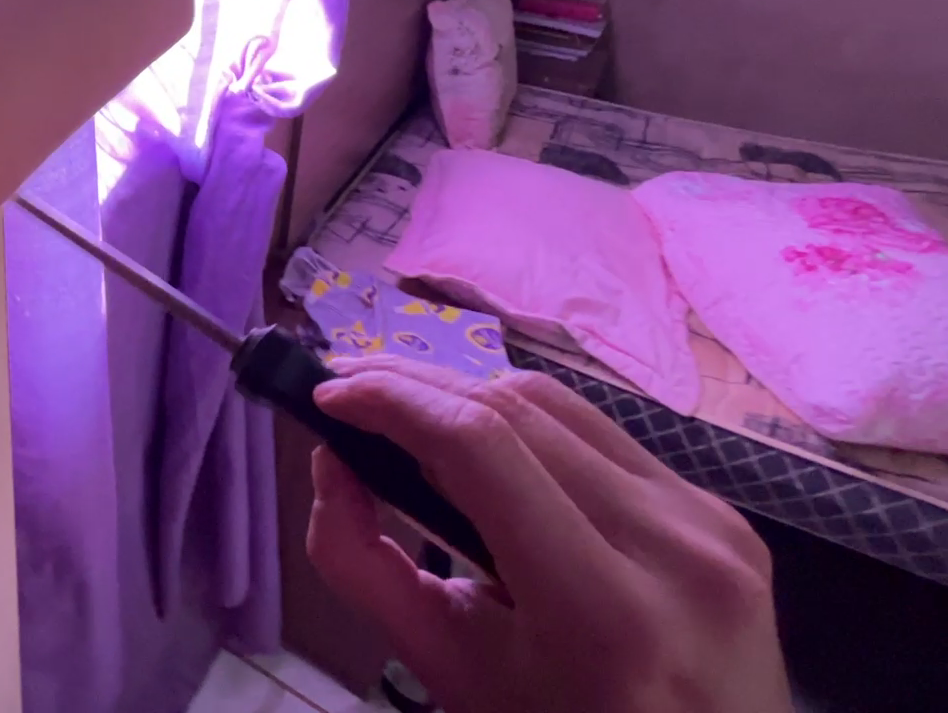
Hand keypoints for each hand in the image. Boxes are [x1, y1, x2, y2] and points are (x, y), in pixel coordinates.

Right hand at [306, 356, 791, 712]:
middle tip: (342, 386)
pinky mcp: (715, 507)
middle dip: (407, 381)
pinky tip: (474, 442)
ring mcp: (709, 521)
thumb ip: (357, 561)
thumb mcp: (438, 660)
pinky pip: (585, 426)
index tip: (326, 395)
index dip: (391, 399)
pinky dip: (509, 418)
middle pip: (509, 407)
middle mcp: (674, 547)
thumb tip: (330, 458)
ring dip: (454, 391)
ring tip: (397, 409)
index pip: (480, 447)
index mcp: (606, 612)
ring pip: (545, 401)